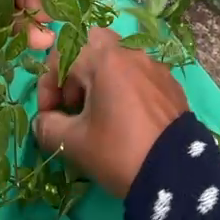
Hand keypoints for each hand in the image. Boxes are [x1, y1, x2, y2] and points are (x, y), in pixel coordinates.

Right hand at [34, 27, 187, 196]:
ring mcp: (152, 65)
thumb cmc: (120, 150)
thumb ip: (48, 127)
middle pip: (92, 44)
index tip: (49, 115)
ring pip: (117, 59)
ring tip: (100, 115)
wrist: (176, 175)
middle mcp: (129, 52)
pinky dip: (126, 88)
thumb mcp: (75, 144)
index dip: (48, 85)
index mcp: (103, 58)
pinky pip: (138, 75)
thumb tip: (43, 121)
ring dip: (101, 79)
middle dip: (77, 71)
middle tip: (75, 104)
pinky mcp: (169, 83)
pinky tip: (127, 119)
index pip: (62, 57)